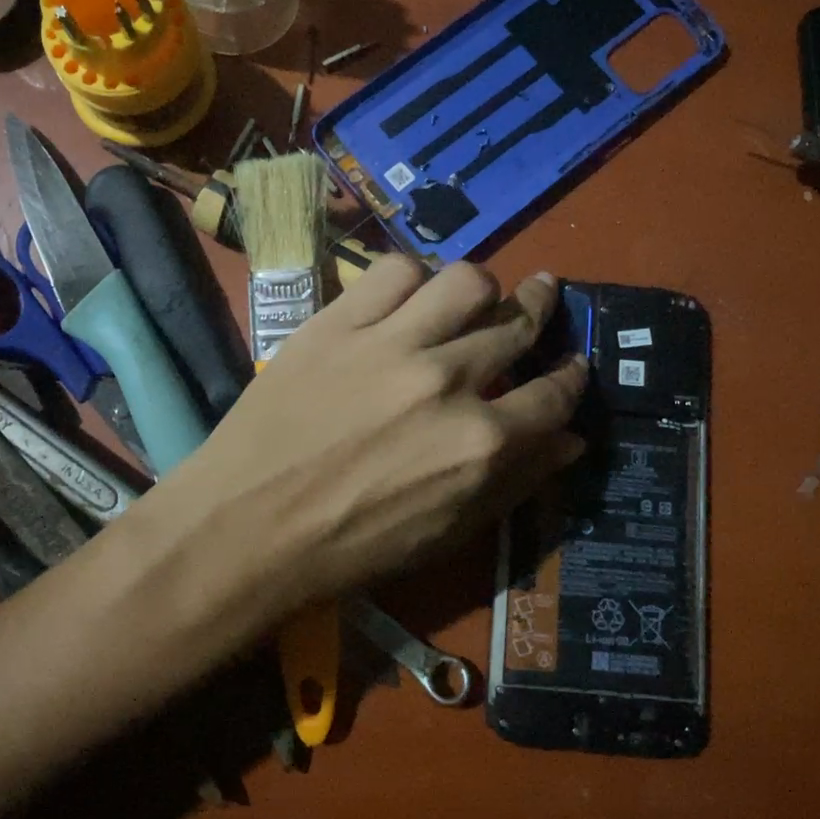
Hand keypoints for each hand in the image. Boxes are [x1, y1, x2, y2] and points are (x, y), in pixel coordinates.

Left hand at [151, 258, 587, 611]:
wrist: (244, 528)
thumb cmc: (350, 547)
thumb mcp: (446, 533)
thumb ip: (515, 482)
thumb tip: (572, 439)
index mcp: (479, 445)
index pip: (551, 394)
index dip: (572, 374)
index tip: (574, 361)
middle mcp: (446, 382)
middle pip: (515, 324)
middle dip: (541, 308)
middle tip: (543, 298)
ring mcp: (389, 344)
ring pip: (465, 281)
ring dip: (482, 287)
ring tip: (475, 295)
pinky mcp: (337, 321)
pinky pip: (394, 271)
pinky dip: (414, 277)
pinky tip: (411, 295)